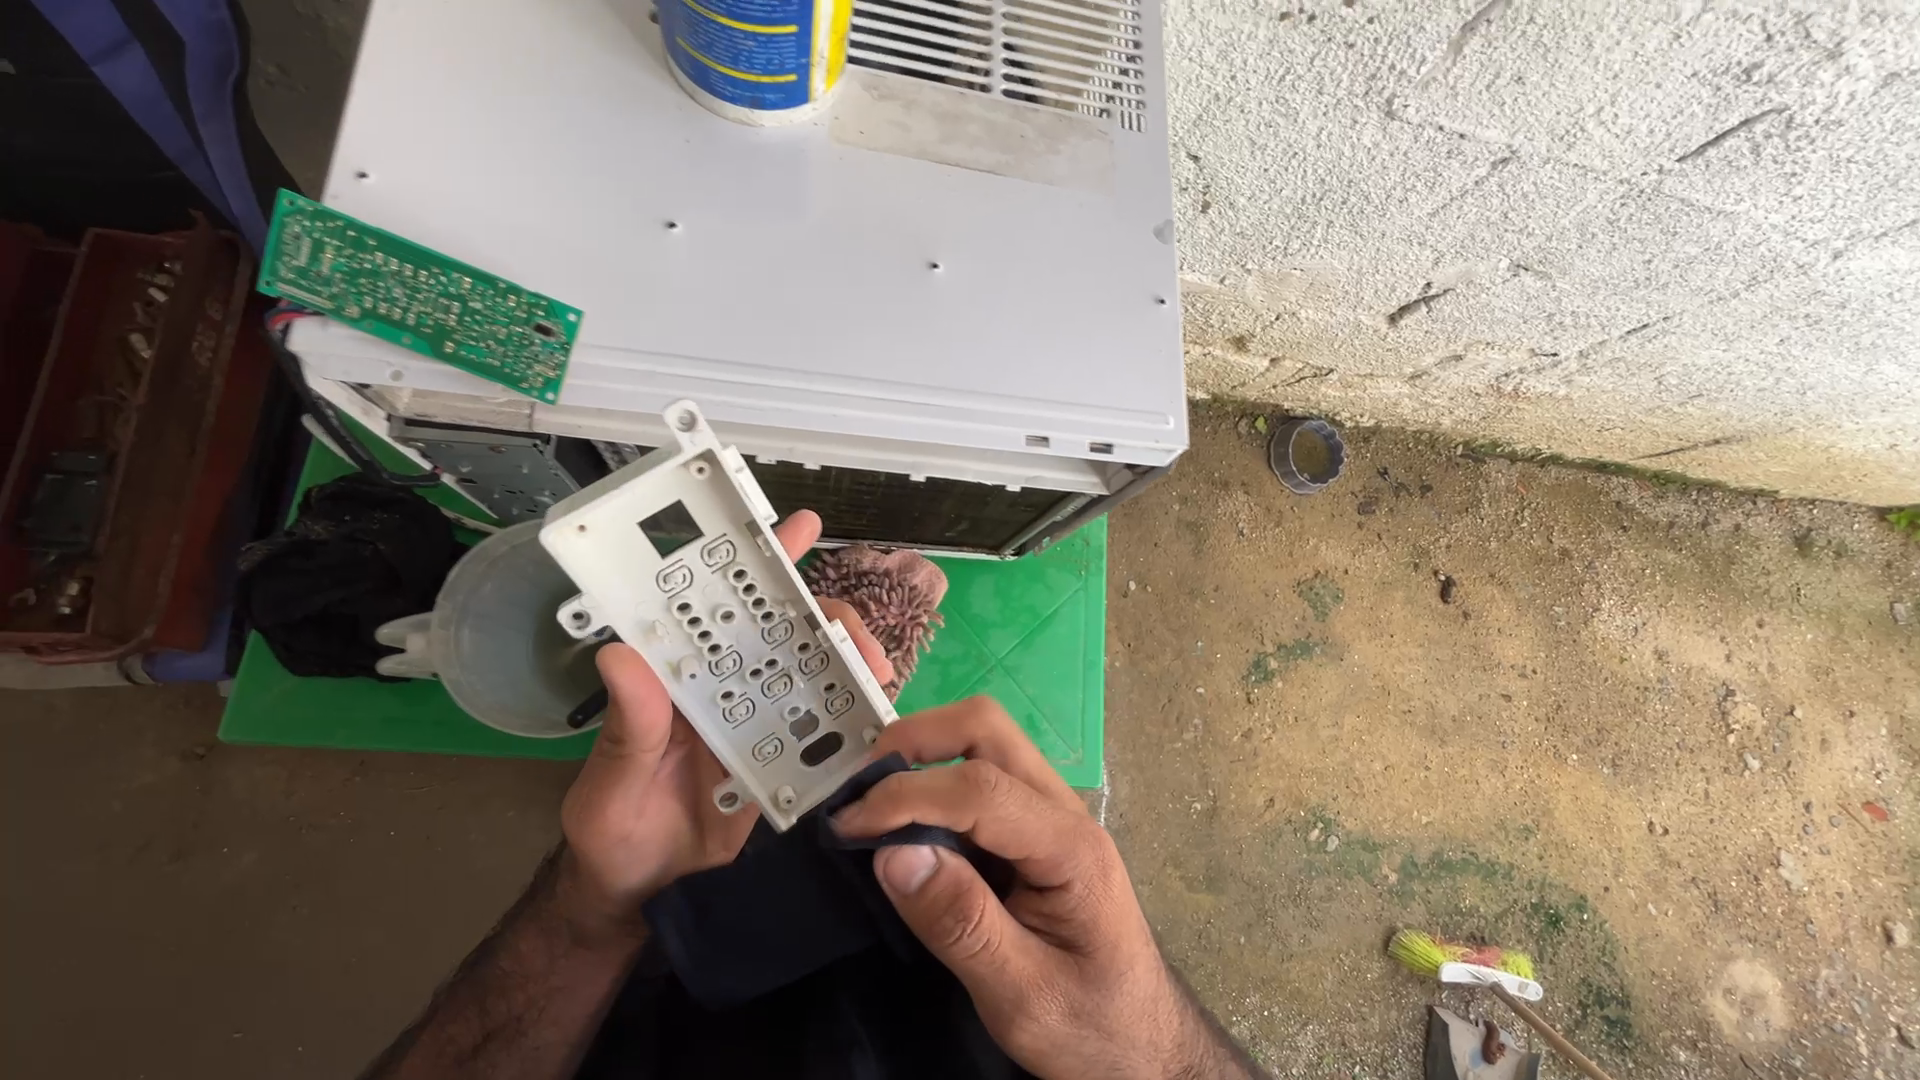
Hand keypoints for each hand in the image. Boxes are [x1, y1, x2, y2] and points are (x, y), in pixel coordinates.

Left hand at [556, 510, 894, 933]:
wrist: (644, 899)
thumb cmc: (614, 835)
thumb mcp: (610, 784)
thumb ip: (628, 728)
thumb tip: (618, 655)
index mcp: (682, 680)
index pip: (720, 609)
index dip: (759, 564)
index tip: (802, 528)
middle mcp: (727, 690)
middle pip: (785, 635)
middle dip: (830, 622)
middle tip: (863, 642)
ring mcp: (762, 725)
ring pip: (815, 677)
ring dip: (851, 668)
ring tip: (879, 679)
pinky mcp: (788, 763)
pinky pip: (827, 731)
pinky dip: (854, 720)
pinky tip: (879, 721)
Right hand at [834, 698, 1255, 1079]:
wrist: (1142, 1042)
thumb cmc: (1091, 1025)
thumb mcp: (1023, 998)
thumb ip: (961, 924)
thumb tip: (892, 854)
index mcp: (1070, 847)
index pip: (981, 788)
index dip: (906, 796)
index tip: (848, 826)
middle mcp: (1063, 808)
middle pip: (985, 728)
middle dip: (914, 742)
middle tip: (860, 794)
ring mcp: (1048, 809)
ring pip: (981, 738)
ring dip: (921, 754)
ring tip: (873, 804)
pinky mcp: (1031, 823)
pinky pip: (978, 771)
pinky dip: (932, 777)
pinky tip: (905, 820)